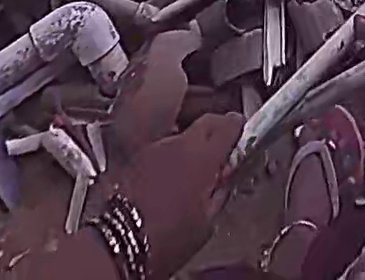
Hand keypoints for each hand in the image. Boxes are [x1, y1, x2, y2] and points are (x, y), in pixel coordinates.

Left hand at [114, 112, 242, 277]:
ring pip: (185, 135)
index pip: (228, 126)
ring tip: (194, 173)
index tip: (242, 130)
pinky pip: (165, 148)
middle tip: (223, 150)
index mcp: (204, 156)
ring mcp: (158, 147)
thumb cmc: (167, 239)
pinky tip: (172, 179)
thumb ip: (220, 192)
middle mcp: (181, 143)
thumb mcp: (206, 222)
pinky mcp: (141, 156)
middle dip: (218, 130)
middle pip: (207, 122)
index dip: (238, 126)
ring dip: (193, 146)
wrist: (122, 243)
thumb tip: (225, 179)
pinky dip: (173, 157)